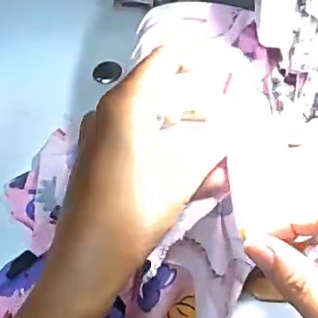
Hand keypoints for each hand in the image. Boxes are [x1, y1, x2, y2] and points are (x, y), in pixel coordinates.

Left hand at [47, 46, 228, 304]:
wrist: (86, 260)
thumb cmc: (133, 213)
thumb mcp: (181, 179)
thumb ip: (210, 148)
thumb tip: (231, 131)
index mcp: (125, 104)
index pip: (162, 59)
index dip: (192, 57)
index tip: (218, 67)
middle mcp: (105, 111)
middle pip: (153, 86)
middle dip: (189, 95)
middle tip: (220, 114)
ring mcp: (95, 134)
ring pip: (142, 112)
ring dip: (175, 120)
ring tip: (207, 140)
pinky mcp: (92, 157)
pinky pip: (130, 133)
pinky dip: (157, 138)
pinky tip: (181, 162)